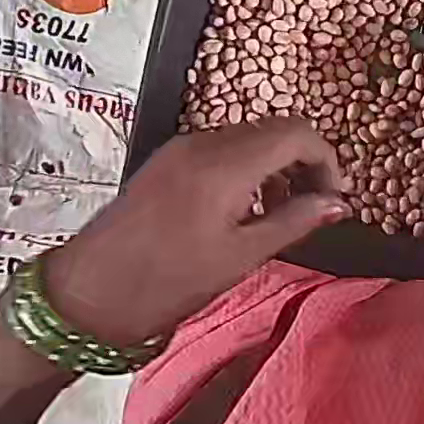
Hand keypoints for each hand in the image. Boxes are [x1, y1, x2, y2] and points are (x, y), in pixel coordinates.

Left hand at [39, 118, 348, 345]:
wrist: (84, 294)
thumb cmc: (167, 283)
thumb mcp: (240, 257)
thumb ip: (295, 221)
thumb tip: (339, 204)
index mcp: (226, 164)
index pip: (298, 133)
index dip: (327, 160)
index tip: (334, 197)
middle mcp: (206, 141)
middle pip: (278, 129)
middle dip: (306, 161)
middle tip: (315, 204)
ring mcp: (184, 145)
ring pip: (253, 136)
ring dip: (279, 163)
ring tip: (282, 210)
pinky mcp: (171, 156)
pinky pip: (227, 146)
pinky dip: (251, 166)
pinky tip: (247, 203)